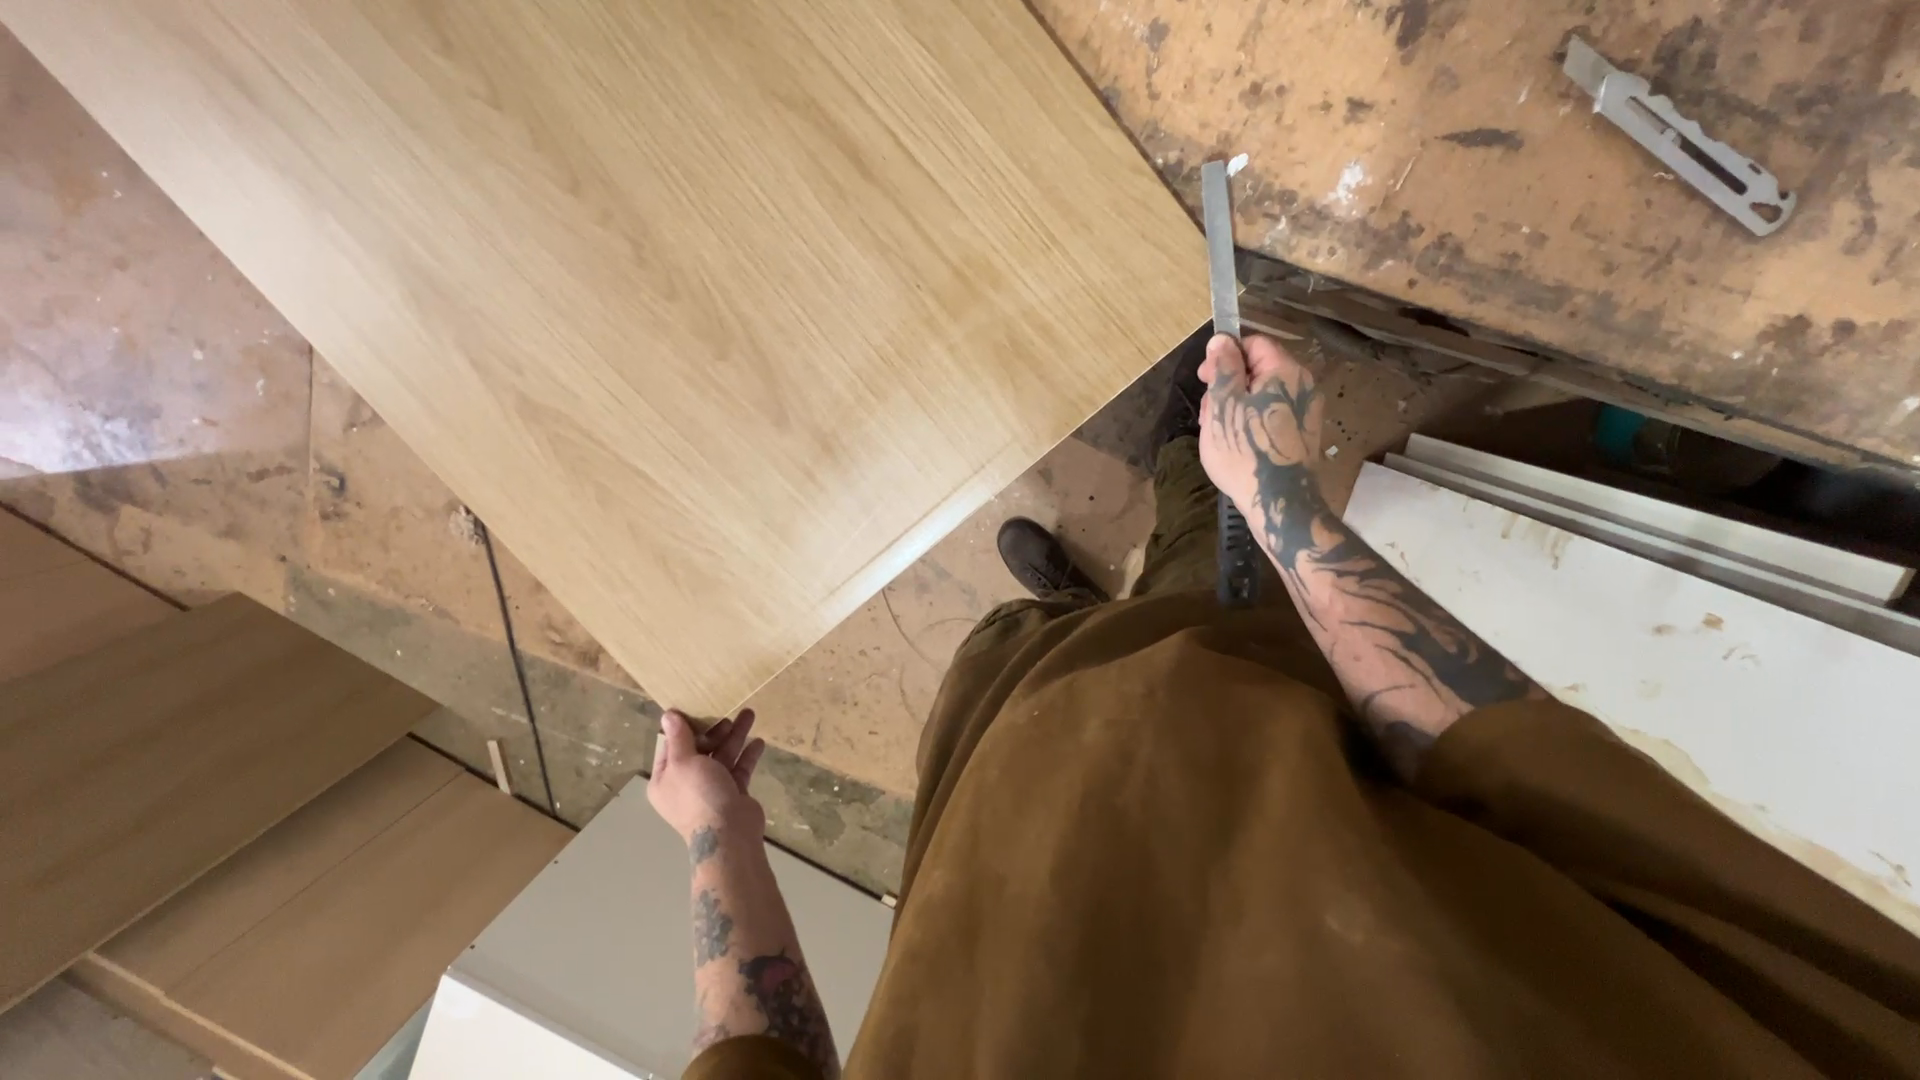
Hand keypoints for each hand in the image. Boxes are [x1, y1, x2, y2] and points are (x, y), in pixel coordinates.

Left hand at [648, 708, 767, 846]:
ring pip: (722, 756)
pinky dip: (747, 755)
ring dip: (735, 736)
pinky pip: (739, 769)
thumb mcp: (684, 762)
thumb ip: (679, 737)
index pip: (671, 746)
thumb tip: (667, 714)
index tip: (696, 706)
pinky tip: (759, 741)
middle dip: (715, 730)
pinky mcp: (732, 793)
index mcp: (665, 779)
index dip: (683, 727)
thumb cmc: (699, 794)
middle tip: (727, 712)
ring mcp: (710, 788)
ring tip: (749, 714)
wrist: (728, 833)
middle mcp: (686, 783)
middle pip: (700, 749)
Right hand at [1196, 333, 1325, 526]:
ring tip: (1215, 432)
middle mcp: (1301, 386)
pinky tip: (1234, 444)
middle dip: (1226, 385)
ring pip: (1261, 395)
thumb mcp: (1223, 404)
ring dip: (1234, 406)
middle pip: (1257, 370)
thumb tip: (1221, 339)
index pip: (1254, 343)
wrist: (1278, 501)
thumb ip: (1223, 367)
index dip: (1225, 355)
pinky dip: (1249, 422)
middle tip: (1206, 411)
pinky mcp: (1301, 435)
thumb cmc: (1245, 450)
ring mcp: (1304, 412)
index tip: (1203, 376)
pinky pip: (1270, 415)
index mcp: (1285, 371)